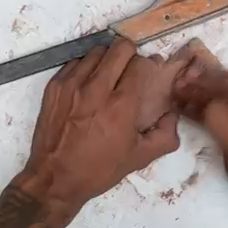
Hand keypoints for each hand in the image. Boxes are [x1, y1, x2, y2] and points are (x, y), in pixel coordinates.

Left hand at [13, 38, 180, 214]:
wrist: (55, 178)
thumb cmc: (99, 169)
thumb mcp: (139, 158)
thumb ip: (164, 135)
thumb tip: (172, 114)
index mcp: (120, 106)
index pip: (140, 65)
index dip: (147, 66)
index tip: (147, 73)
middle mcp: (96, 89)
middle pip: (120, 49)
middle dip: (130, 55)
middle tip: (129, 68)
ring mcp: (72, 85)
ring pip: (97, 51)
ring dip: (107, 59)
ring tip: (108, 74)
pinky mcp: (54, 86)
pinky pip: (75, 62)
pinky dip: (85, 68)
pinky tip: (87, 84)